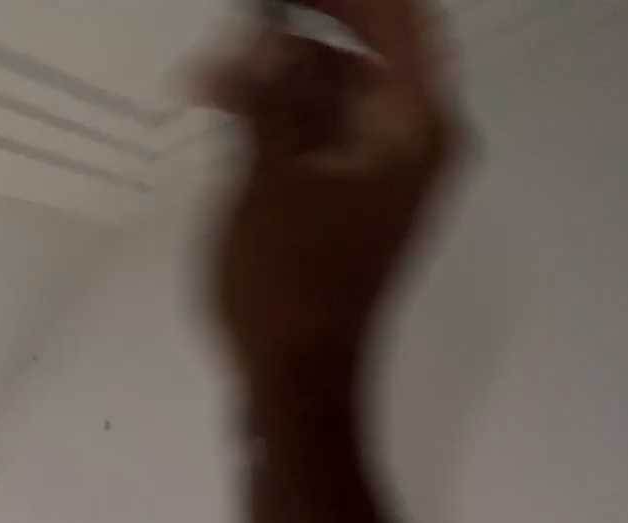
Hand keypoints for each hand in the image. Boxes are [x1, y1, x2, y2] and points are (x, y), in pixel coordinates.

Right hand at [199, 0, 460, 396]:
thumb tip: (270, 38)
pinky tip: (236, 131)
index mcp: (416, 129)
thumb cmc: (288, 283)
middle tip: (228, 43)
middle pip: (363, 64)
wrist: (295, 382)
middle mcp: (412, 151)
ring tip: (211, 86)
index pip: (397, 21)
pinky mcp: (348, 220)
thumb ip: (276, 100)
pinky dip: (282, 136)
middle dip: (292, 45)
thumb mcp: (276, 180)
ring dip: (278, 92)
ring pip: (334, 112)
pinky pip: (321, 155)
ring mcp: (380, 189)